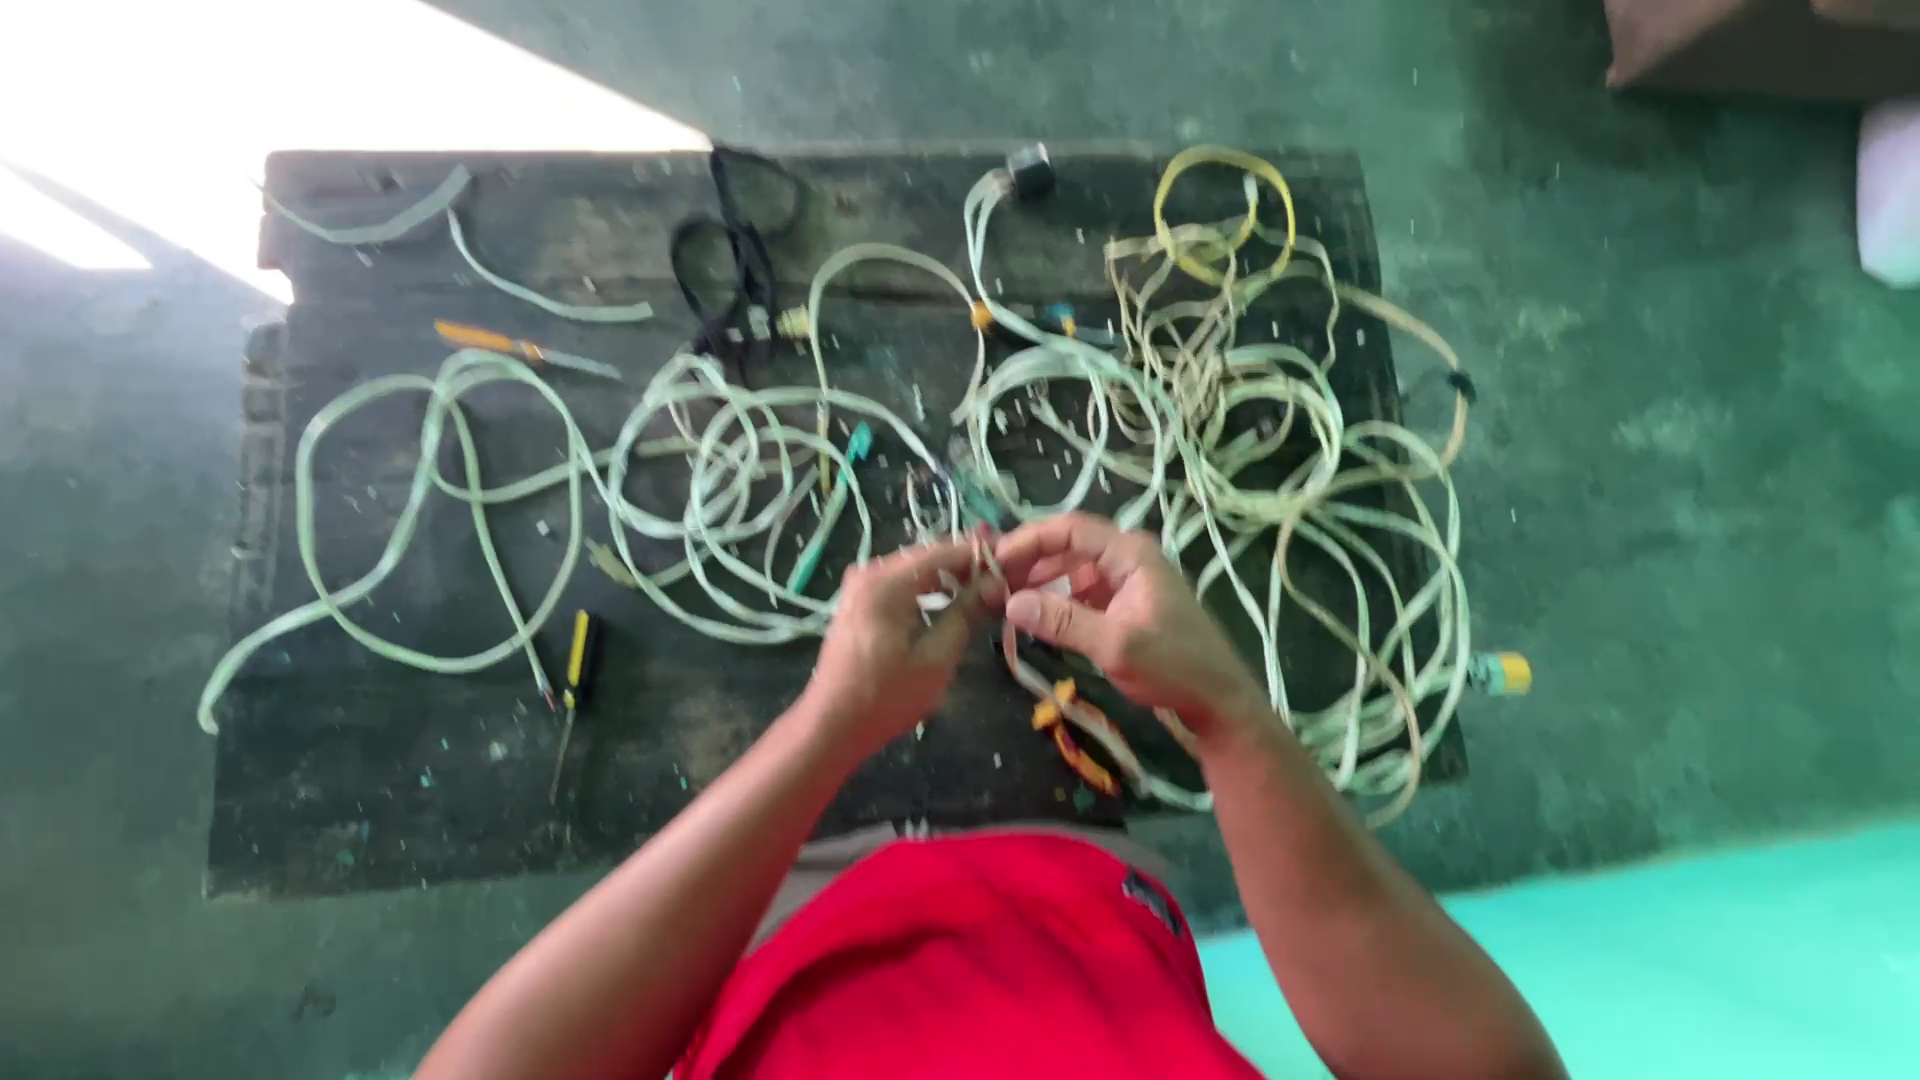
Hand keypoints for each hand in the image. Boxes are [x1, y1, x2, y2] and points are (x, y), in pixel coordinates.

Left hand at [801, 540, 1005, 755]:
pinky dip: (927, 591)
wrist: (832, 725)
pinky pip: (902, 585)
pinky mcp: (860, 601)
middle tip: (1003, 579)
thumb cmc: (886, 696)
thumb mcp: (937, 656)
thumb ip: (967, 613)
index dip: (980, 555)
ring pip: (916, 571)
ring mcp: (860, 586)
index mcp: (886, 582)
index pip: (944, 552)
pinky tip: (951, 604)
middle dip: (966, 567)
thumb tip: (997, 583)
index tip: (1013, 561)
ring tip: (985, 592)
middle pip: (929, 558)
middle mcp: (869, 572)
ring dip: (948, 579)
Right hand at [994, 513, 1266, 739]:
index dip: (1029, 540)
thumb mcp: (1115, 644)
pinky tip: (1033, 617)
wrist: (1218, 700)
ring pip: (1070, 570)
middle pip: (1067, 546)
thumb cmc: (1174, 666)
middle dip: (1029, 562)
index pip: (1070, 529)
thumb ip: (1062, 622)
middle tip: (993, 584)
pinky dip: (1055, 601)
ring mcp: (1125, 581)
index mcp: (1130, 553)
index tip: (995, 561)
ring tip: (1005, 600)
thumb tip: (1010, 603)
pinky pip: (1080, 592)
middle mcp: (1126, 558)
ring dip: (1039, 582)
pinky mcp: (1122, 604)